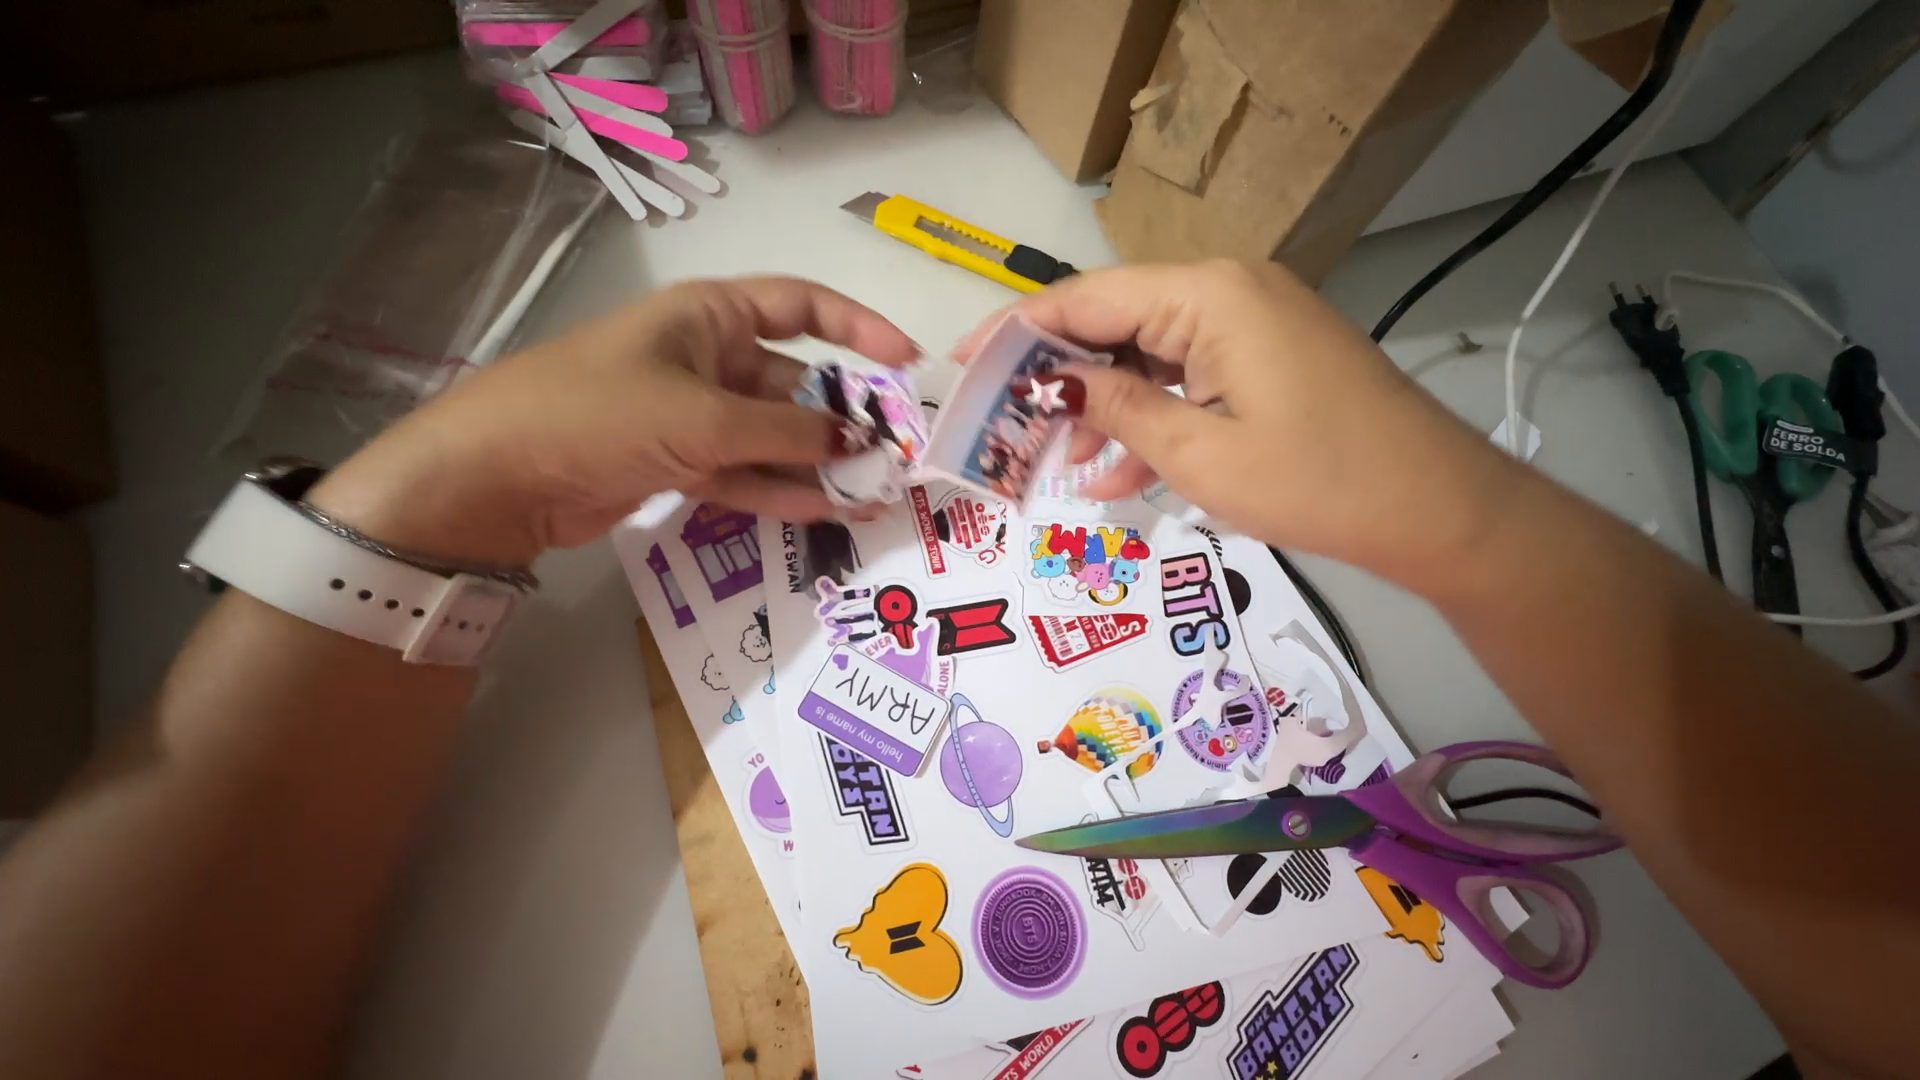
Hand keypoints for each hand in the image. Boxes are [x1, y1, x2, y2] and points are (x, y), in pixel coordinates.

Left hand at [310, 277, 918, 568]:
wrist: (494, 476)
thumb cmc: (598, 413)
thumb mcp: (702, 416)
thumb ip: (786, 431)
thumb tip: (859, 442)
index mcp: (710, 316)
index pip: (801, 306)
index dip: (858, 328)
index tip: (906, 361)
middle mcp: (708, 358)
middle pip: (794, 382)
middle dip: (844, 417)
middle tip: (895, 454)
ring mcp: (694, 415)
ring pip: (774, 435)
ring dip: (819, 464)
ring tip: (873, 493)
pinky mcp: (680, 463)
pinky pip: (746, 473)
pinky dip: (781, 490)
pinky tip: (826, 511)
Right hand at [956, 261, 1521, 588]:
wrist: (1438, 512)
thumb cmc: (1316, 481)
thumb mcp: (1198, 452)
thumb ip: (1117, 406)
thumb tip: (1051, 381)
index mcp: (1208, 296)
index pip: (1086, 297)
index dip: (1017, 330)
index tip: (962, 362)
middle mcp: (1226, 292)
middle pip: (1113, 321)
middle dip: (1056, 374)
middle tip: (1002, 421)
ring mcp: (1249, 326)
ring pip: (1145, 355)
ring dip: (1101, 405)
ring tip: (1053, 459)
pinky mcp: (1264, 360)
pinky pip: (1185, 379)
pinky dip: (1149, 420)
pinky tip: (1112, 475)